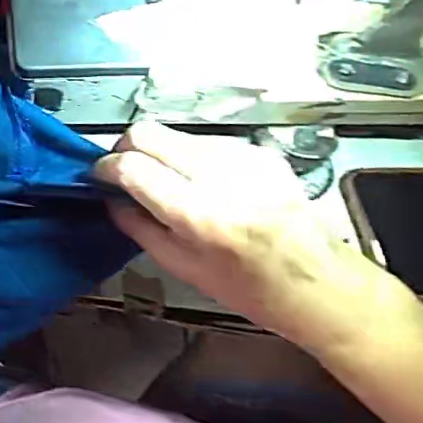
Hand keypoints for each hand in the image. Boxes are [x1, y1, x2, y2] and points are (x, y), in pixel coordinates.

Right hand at [91, 121, 422, 358]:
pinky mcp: (259, 152)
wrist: (323, 286)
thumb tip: (109, 195)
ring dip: (157, 152)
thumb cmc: (251, 289)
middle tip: (124, 172)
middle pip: (146, 133)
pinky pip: (202, 140)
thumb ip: (136, 225)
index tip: (98, 175)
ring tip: (165, 181)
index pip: (131, 166)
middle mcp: (222, 179)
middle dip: (125, 148)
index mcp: (200, 215)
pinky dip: (188, 156)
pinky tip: (198, 181)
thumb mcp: (180, 266)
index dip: (105, 167)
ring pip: (172, 133)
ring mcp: (245, 159)